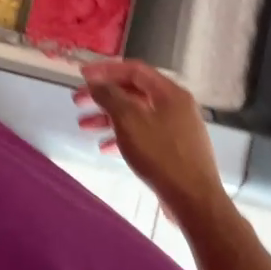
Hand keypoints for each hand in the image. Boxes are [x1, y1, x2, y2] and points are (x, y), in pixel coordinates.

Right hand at [75, 60, 228, 218]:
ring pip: (135, 114)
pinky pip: (143, 134)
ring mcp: (176, 128)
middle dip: (102, 96)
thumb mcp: (128, 120)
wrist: (193, 199)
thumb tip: (95, 81)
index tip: (81, 75)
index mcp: (169, 93)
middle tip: (77, 101)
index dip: (105, 70)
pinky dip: (122, 135)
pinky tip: (104, 147)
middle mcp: (175, 106)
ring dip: (107, 117)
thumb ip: (109, 95)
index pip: (134, 70)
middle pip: (133, 92)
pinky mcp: (174, 149)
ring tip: (84, 126)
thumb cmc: (160, 154)